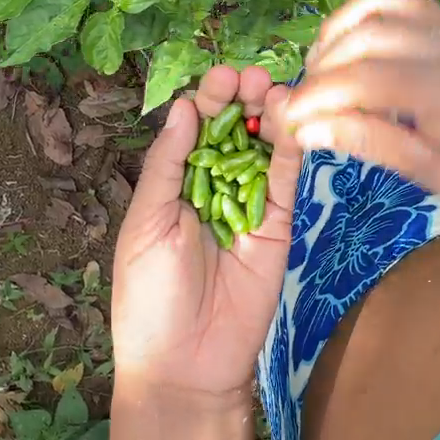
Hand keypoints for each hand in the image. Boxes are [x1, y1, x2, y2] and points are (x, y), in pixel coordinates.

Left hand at [111, 65, 300, 400]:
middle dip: (245, 98)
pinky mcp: (280, 220)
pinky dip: (291, 146)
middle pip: (237, 128)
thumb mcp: (146, 223)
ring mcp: (252, 199)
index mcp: (180, 180)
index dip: (211, 99)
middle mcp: (218, 182)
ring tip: (275, 88)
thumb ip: (169, 163)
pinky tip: (293, 119)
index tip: (223, 76)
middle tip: (254, 76)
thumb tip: (184, 106)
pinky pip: (287, 177)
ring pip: (266, 145)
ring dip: (271, 113)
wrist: (184, 363)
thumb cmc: (149, 294)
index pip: (199, 127)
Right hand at [273, 0, 439, 220]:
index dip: (318, 95)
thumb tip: (307, 128)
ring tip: (320, 67)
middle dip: (324, 65)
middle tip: (304, 99)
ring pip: (380, 8)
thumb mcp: (428, 171)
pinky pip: (403, 1)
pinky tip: (351, 42)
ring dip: (340, 32)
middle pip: (365, 37)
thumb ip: (368, 141)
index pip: (362, 79)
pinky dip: (367, 14)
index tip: (290, 119)